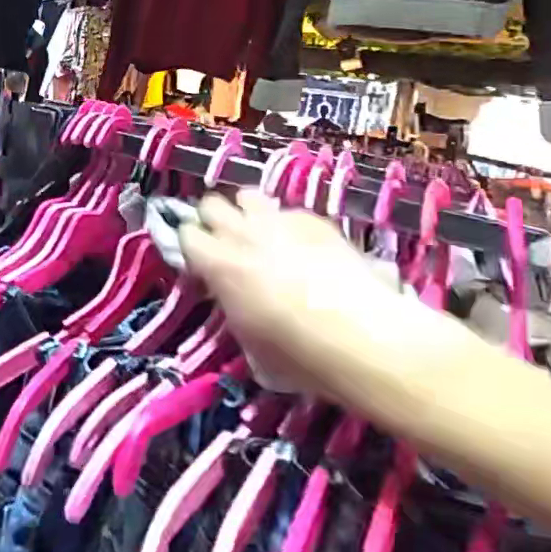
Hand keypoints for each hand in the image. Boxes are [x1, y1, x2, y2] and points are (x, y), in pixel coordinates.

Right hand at [176, 191, 475, 422]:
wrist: (364, 338)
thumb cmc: (300, 355)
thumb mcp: (251, 349)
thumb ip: (234, 313)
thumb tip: (238, 306)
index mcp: (218, 265)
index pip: (186, 233)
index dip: (193, 245)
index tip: (203, 261)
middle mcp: (242, 233)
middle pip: (211, 204)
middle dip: (215, 220)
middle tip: (229, 243)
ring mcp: (279, 221)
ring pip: (248, 196)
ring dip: (249, 213)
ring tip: (263, 235)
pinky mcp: (314, 219)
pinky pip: (288, 211)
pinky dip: (289, 224)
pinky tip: (305, 246)